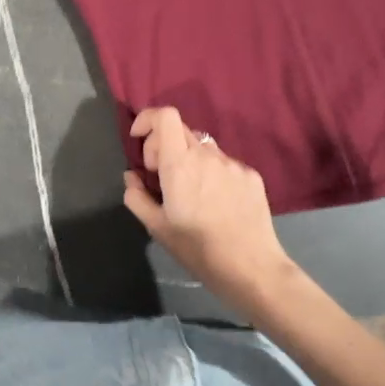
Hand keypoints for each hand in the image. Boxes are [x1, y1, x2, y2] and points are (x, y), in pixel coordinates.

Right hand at [122, 107, 298, 310]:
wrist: (251, 268)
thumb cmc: (197, 248)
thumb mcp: (157, 227)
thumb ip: (136, 196)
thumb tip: (132, 177)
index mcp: (179, 164)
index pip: (165, 116)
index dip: (148, 119)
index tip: (139, 140)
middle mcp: (207, 155)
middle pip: (181, 130)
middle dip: (163, 145)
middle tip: (160, 175)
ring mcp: (232, 164)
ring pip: (203, 148)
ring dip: (189, 159)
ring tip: (191, 192)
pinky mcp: (252, 176)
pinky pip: (224, 164)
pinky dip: (212, 173)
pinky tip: (216, 203)